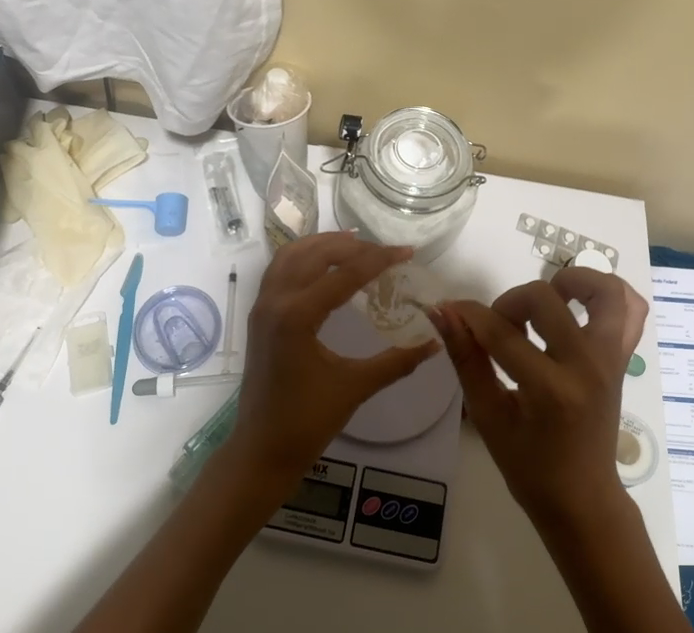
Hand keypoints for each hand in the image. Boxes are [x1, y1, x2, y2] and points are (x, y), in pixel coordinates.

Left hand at [229, 232, 439, 478]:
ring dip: (323, 245)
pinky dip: (302, 257)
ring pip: (291, 255)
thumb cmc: (306, 421)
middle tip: (385, 250)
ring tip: (355, 244)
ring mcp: (262, 306)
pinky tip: (323, 264)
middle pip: (316, 255)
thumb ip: (396, 362)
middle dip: (353, 247)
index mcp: (297, 316)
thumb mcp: (354, 387)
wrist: (261, 450)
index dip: (379, 260)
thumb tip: (434, 343)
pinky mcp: (259, 315)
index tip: (407, 252)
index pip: (345, 275)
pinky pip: (279, 270)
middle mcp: (275, 301)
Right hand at [429, 267, 648, 528]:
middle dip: (509, 303)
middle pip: (545, 299)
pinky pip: (633, 310)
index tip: (450, 311)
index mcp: (550, 389)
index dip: (469, 315)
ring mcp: (611, 360)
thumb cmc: (529, 466)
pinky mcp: (622, 359)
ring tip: (546, 298)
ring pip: (605, 292)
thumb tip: (443, 312)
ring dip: (572, 281)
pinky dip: (608, 294)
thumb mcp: (488, 416)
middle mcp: (587, 366)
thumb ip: (466, 358)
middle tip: (498, 328)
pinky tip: (578, 303)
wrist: (582, 498)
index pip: (502, 331)